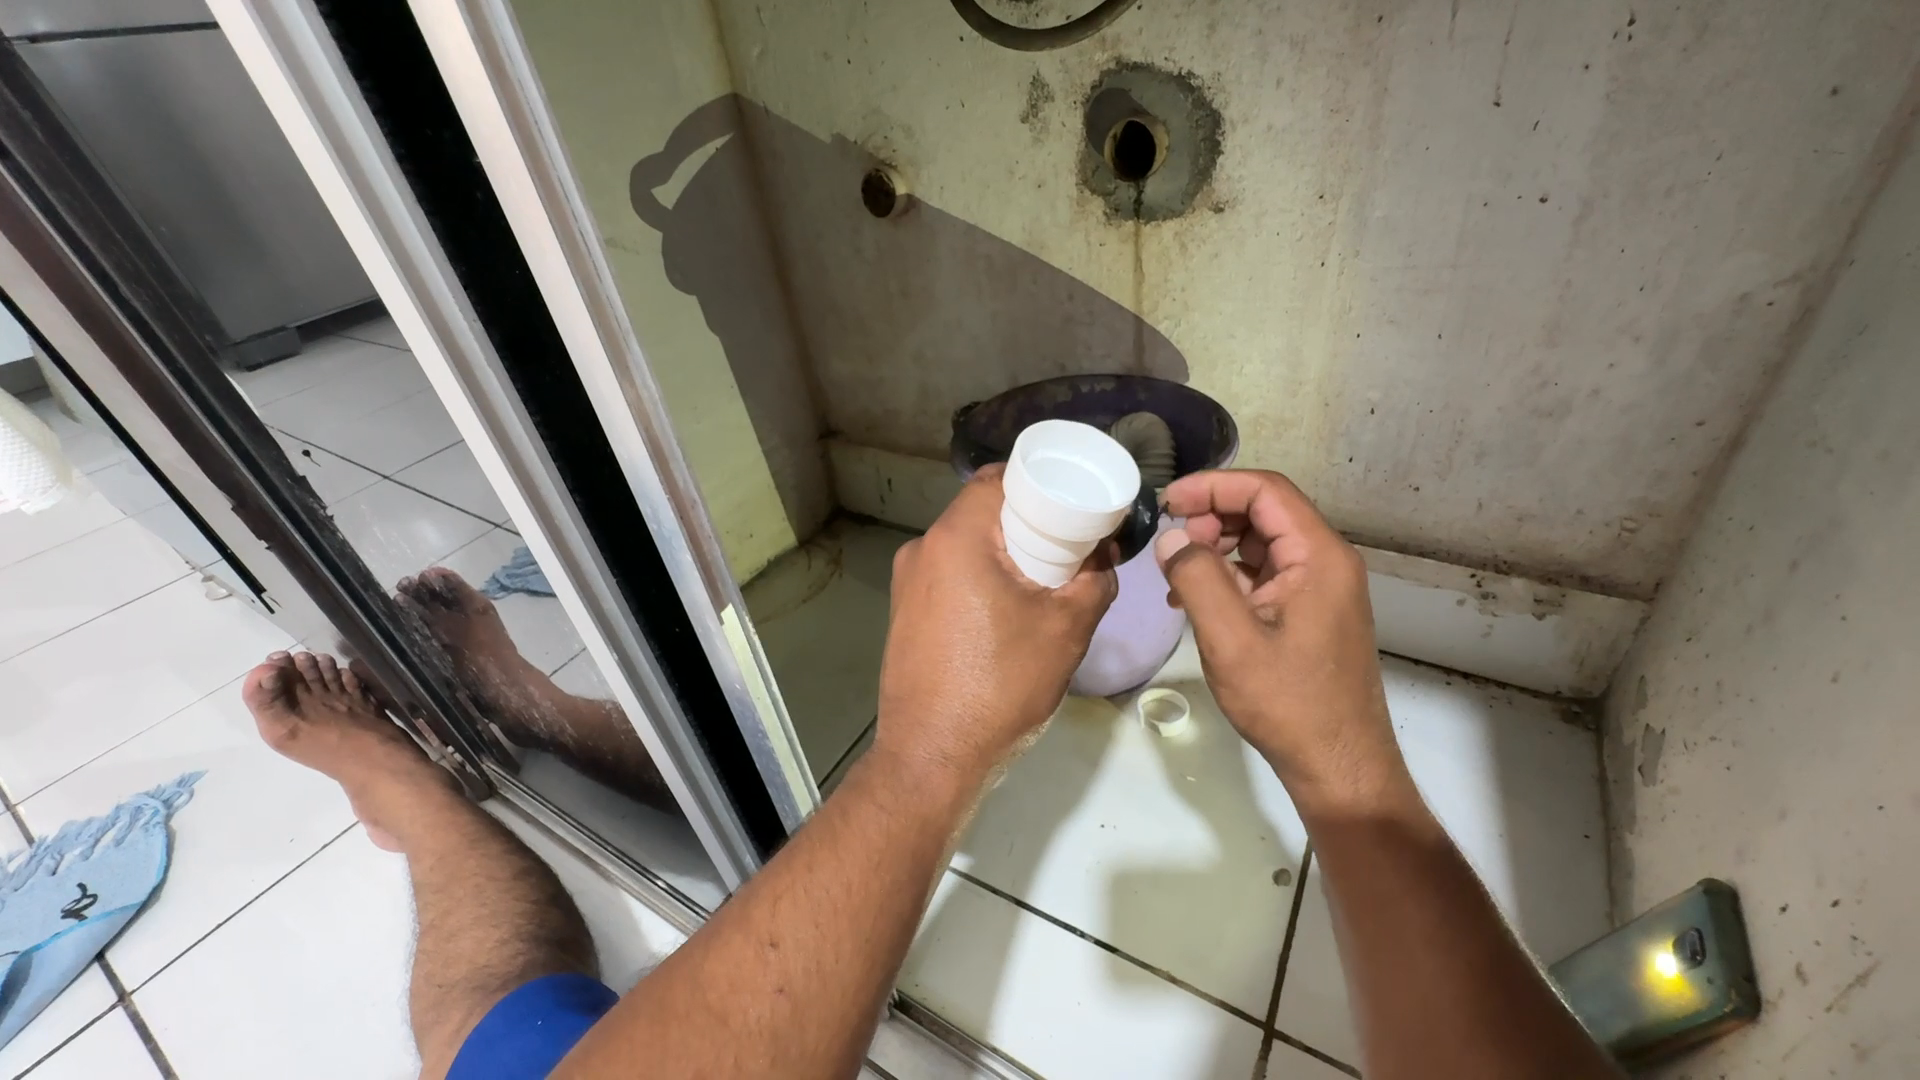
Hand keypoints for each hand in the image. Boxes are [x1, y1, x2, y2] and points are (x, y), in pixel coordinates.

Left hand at [874, 464, 1117, 787]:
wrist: (933, 756)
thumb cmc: (1000, 685)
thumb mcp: (1066, 630)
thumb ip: (1093, 581)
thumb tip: (1101, 557)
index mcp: (956, 539)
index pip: (997, 478)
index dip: (1039, 480)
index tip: (1073, 498)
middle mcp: (922, 550)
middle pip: (981, 511)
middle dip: (1028, 520)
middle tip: (1070, 539)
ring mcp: (907, 583)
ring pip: (965, 546)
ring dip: (1004, 552)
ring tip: (1046, 576)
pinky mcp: (905, 613)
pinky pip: (950, 575)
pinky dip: (981, 577)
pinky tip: (1009, 608)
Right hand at [1154, 470, 1403, 807]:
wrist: (1337, 763)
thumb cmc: (1288, 702)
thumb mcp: (1231, 640)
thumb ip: (1197, 579)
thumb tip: (1170, 539)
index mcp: (1319, 556)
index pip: (1265, 491)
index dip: (1212, 487)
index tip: (1166, 502)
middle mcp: (1326, 562)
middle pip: (1265, 511)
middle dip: (1212, 517)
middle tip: (1171, 547)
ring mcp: (1320, 588)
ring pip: (1262, 542)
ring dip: (1216, 548)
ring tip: (1177, 576)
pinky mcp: (1309, 612)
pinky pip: (1264, 574)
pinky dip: (1228, 576)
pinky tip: (1195, 601)